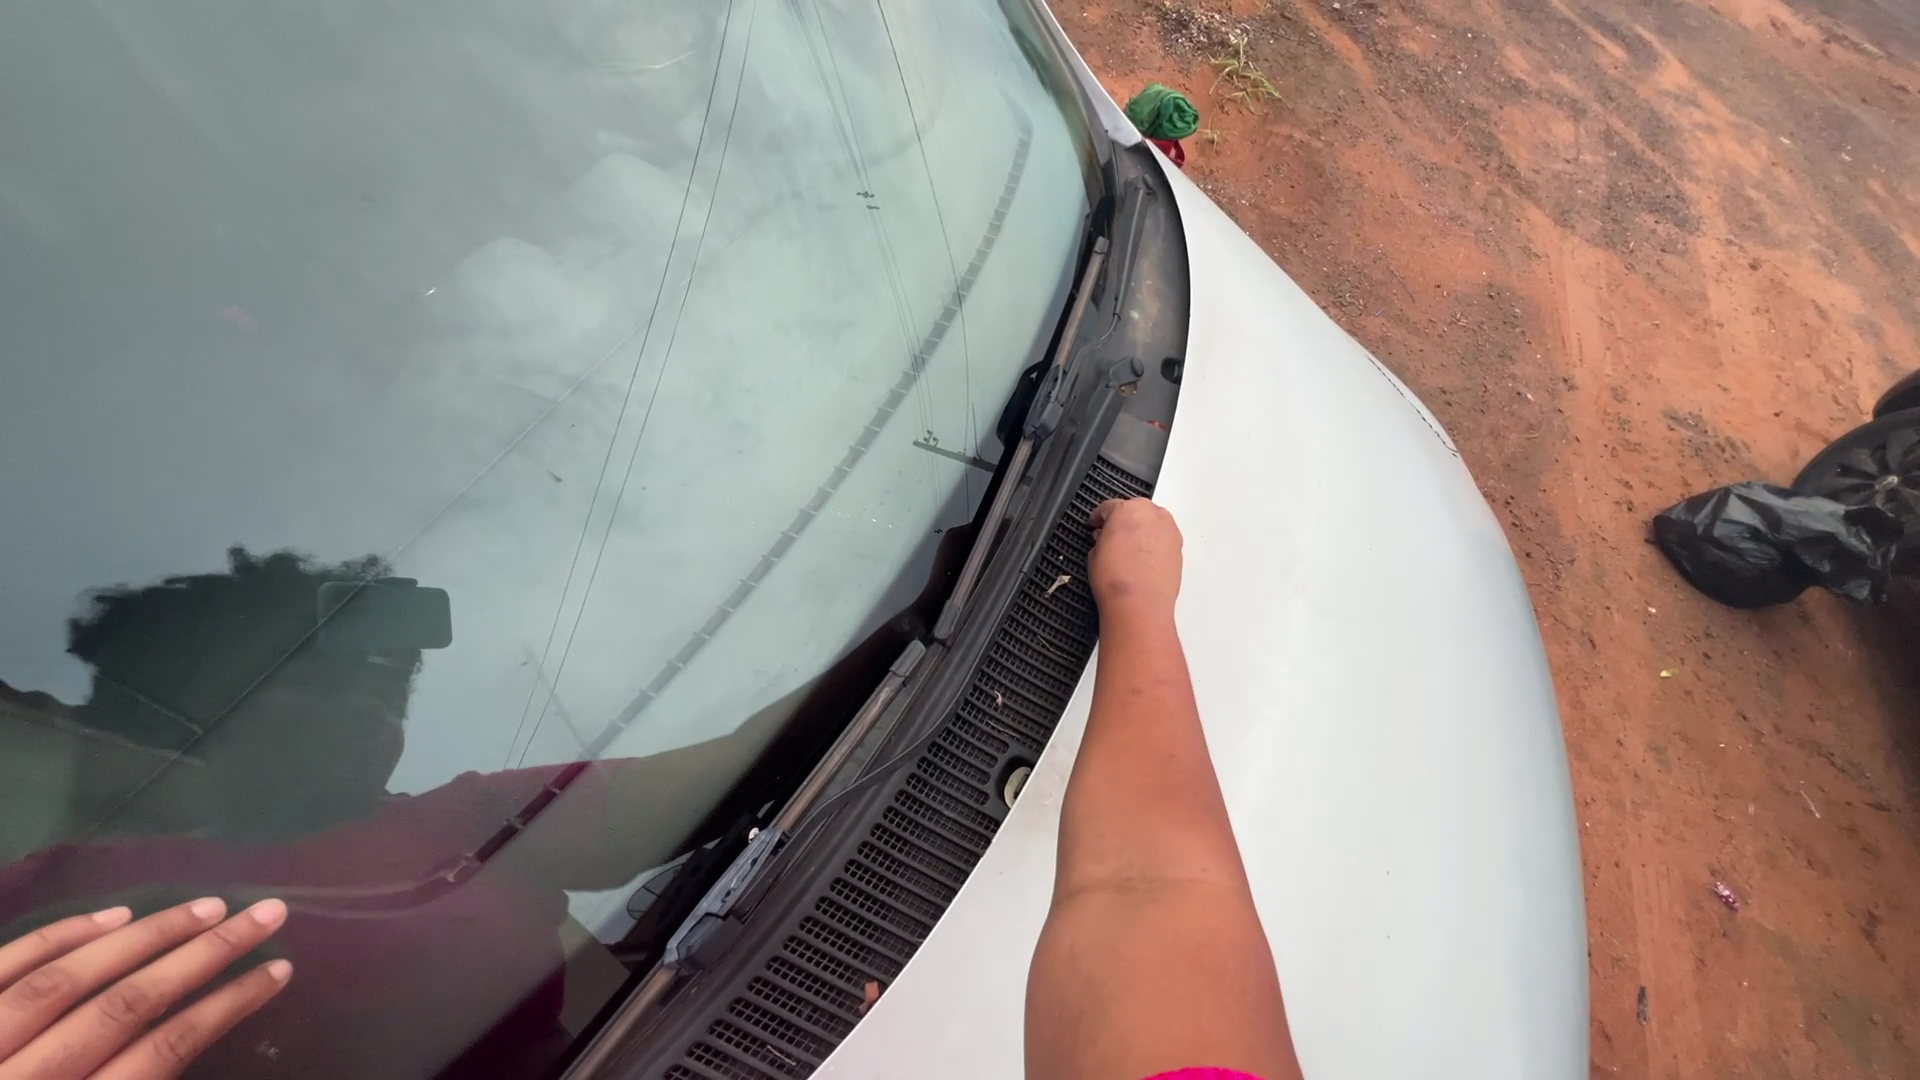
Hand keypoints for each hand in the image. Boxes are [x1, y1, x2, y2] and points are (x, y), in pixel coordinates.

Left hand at [0, 898, 291, 1079]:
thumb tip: (181, 1047)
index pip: (161, 1055)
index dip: (228, 1007)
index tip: (280, 969)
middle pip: (122, 1008)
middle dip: (206, 954)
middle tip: (267, 912)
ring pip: (61, 983)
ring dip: (145, 936)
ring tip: (206, 907)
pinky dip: (56, 939)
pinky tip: (111, 916)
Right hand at [1087, 498, 1182, 617]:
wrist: (1139, 604)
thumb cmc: (1116, 579)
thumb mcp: (1094, 553)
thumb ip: (1101, 537)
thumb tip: (1104, 538)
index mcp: (1127, 510)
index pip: (1109, 506)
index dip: (1098, 517)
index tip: (1095, 524)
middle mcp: (1152, 515)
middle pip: (1135, 510)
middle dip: (1123, 520)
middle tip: (1111, 535)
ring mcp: (1168, 530)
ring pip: (1152, 522)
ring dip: (1141, 530)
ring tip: (1129, 549)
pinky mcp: (1178, 547)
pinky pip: (1163, 538)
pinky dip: (1154, 544)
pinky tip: (1142, 559)